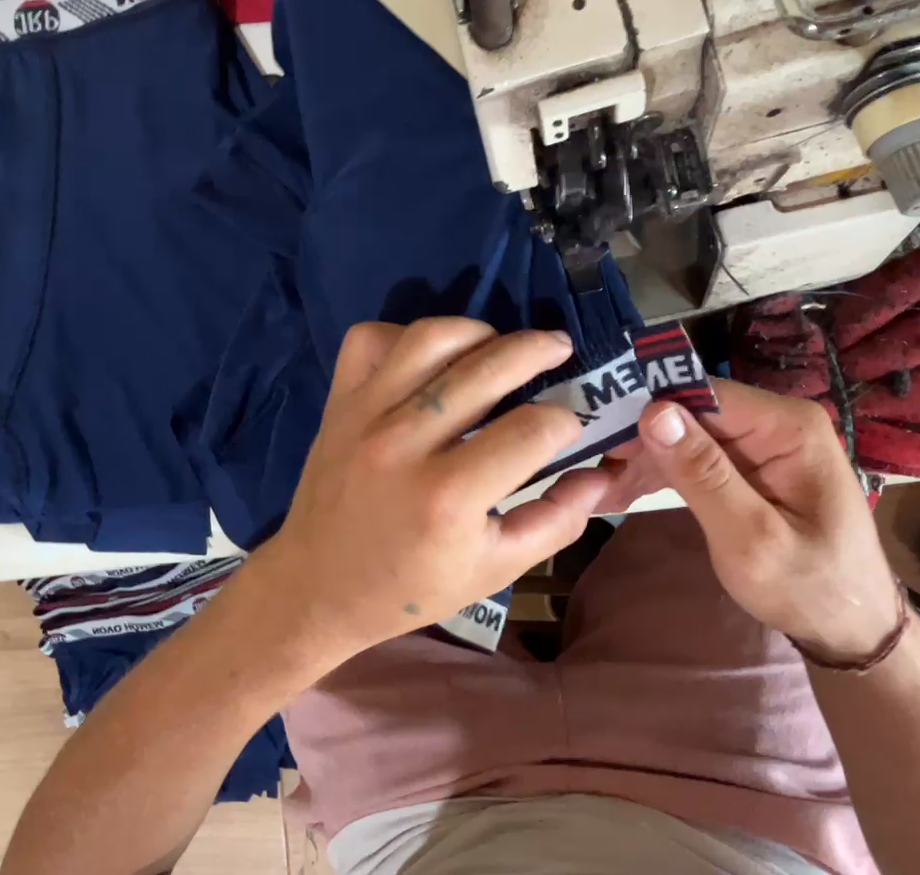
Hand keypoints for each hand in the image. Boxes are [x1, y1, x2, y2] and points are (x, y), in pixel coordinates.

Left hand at [247, 318, 614, 659]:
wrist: (317, 587)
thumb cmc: (410, 587)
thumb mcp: (495, 570)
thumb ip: (556, 521)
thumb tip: (601, 473)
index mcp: (449, 496)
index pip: (531, 430)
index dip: (566, 421)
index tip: (570, 426)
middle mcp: (405, 443)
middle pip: (487, 367)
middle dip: (537, 350)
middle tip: (560, 349)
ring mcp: (364, 415)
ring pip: (431, 337)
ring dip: (477, 332)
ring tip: (500, 346)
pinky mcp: (338, 401)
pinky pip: (371, 339)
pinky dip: (405, 336)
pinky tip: (431, 359)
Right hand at [602, 379, 900, 662]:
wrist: (850, 632)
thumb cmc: (809, 589)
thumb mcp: (750, 538)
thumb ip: (703, 474)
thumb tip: (653, 411)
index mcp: (787, 427)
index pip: (702, 394)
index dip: (647, 408)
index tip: (598, 435)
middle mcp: (774, 422)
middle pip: (688, 410)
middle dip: (638, 436)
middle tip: (592, 470)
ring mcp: (760, 443)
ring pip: (683, 433)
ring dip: (641, 459)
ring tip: (598, 488)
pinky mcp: (746, 465)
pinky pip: (692, 456)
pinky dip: (657, 474)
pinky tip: (619, 493)